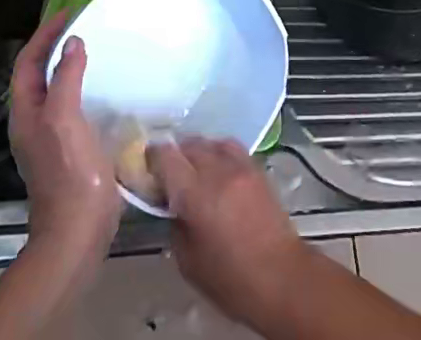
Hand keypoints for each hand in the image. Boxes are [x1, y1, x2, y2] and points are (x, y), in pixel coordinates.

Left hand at [9, 11, 123, 257]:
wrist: (79, 225)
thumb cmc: (69, 171)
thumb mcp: (64, 120)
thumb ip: (67, 80)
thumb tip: (73, 42)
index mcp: (27, 114)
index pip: (29, 64)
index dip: (45, 36)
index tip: (70, 12)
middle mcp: (36, 122)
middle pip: (41, 75)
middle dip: (59, 47)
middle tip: (88, 25)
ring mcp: (55, 135)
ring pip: (61, 89)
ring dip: (76, 66)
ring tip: (102, 48)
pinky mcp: (76, 146)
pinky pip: (80, 104)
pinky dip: (92, 86)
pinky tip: (113, 86)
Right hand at [150, 135, 308, 317]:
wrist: (278, 272)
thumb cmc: (227, 276)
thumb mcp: (187, 258)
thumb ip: (175, 223)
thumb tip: (172, 204)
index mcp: (197, 194)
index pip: (169, 158)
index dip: (152, 156)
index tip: (143, 161)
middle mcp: (221, 172)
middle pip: (192, 146)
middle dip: (174, 152)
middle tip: (163, 169)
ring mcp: (243, 167)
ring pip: (215, 142)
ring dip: (198, 149)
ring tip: (189, 165)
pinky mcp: (259, 170)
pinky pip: (234, 149)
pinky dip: (219, 151)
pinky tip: (214, 167)